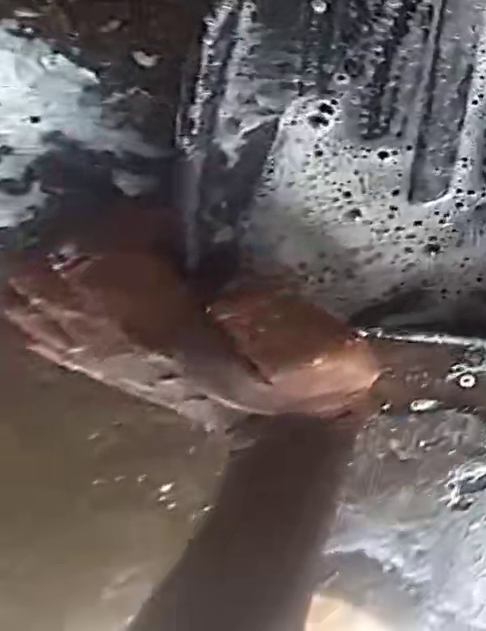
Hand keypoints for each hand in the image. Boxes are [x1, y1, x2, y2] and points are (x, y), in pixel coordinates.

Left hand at [2, 227, 378, 430]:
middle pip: (41, 269)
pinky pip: (32, 313)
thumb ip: (270, 314)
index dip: (129, 219)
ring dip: (57, 250)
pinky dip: (46, 281)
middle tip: (148, 207)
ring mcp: (91, 350)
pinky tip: (87, 265)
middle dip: (81, 226)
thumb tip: (232, 283)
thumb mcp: (310, 345)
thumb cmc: (309, 378)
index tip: (183, 204)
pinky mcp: (96, 356)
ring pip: (25, 289)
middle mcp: (105, 338)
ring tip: (119, 225)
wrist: (288, 428)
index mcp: (159, 329)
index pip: (98, 259)